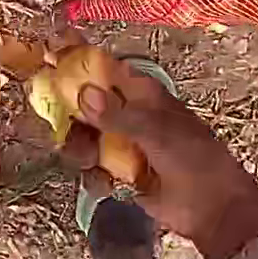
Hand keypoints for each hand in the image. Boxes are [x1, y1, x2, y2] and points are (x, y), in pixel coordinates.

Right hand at [67, 65, 257, 258]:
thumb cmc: (191, 157)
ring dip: (82, 151)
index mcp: (140, 92)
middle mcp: (126, 112)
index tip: (48, 51)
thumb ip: (118, 115)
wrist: (210, 207)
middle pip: (84, 104)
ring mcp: (120, 142)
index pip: (103, 67)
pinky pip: (91, 168)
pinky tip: (110, 186)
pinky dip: (95, 177)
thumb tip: (83, 94)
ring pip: (82, 138)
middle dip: (69, 116)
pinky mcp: (118, 172)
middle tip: (64, 129)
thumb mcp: (156, 132)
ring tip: (95, 163)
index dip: (76, 58)